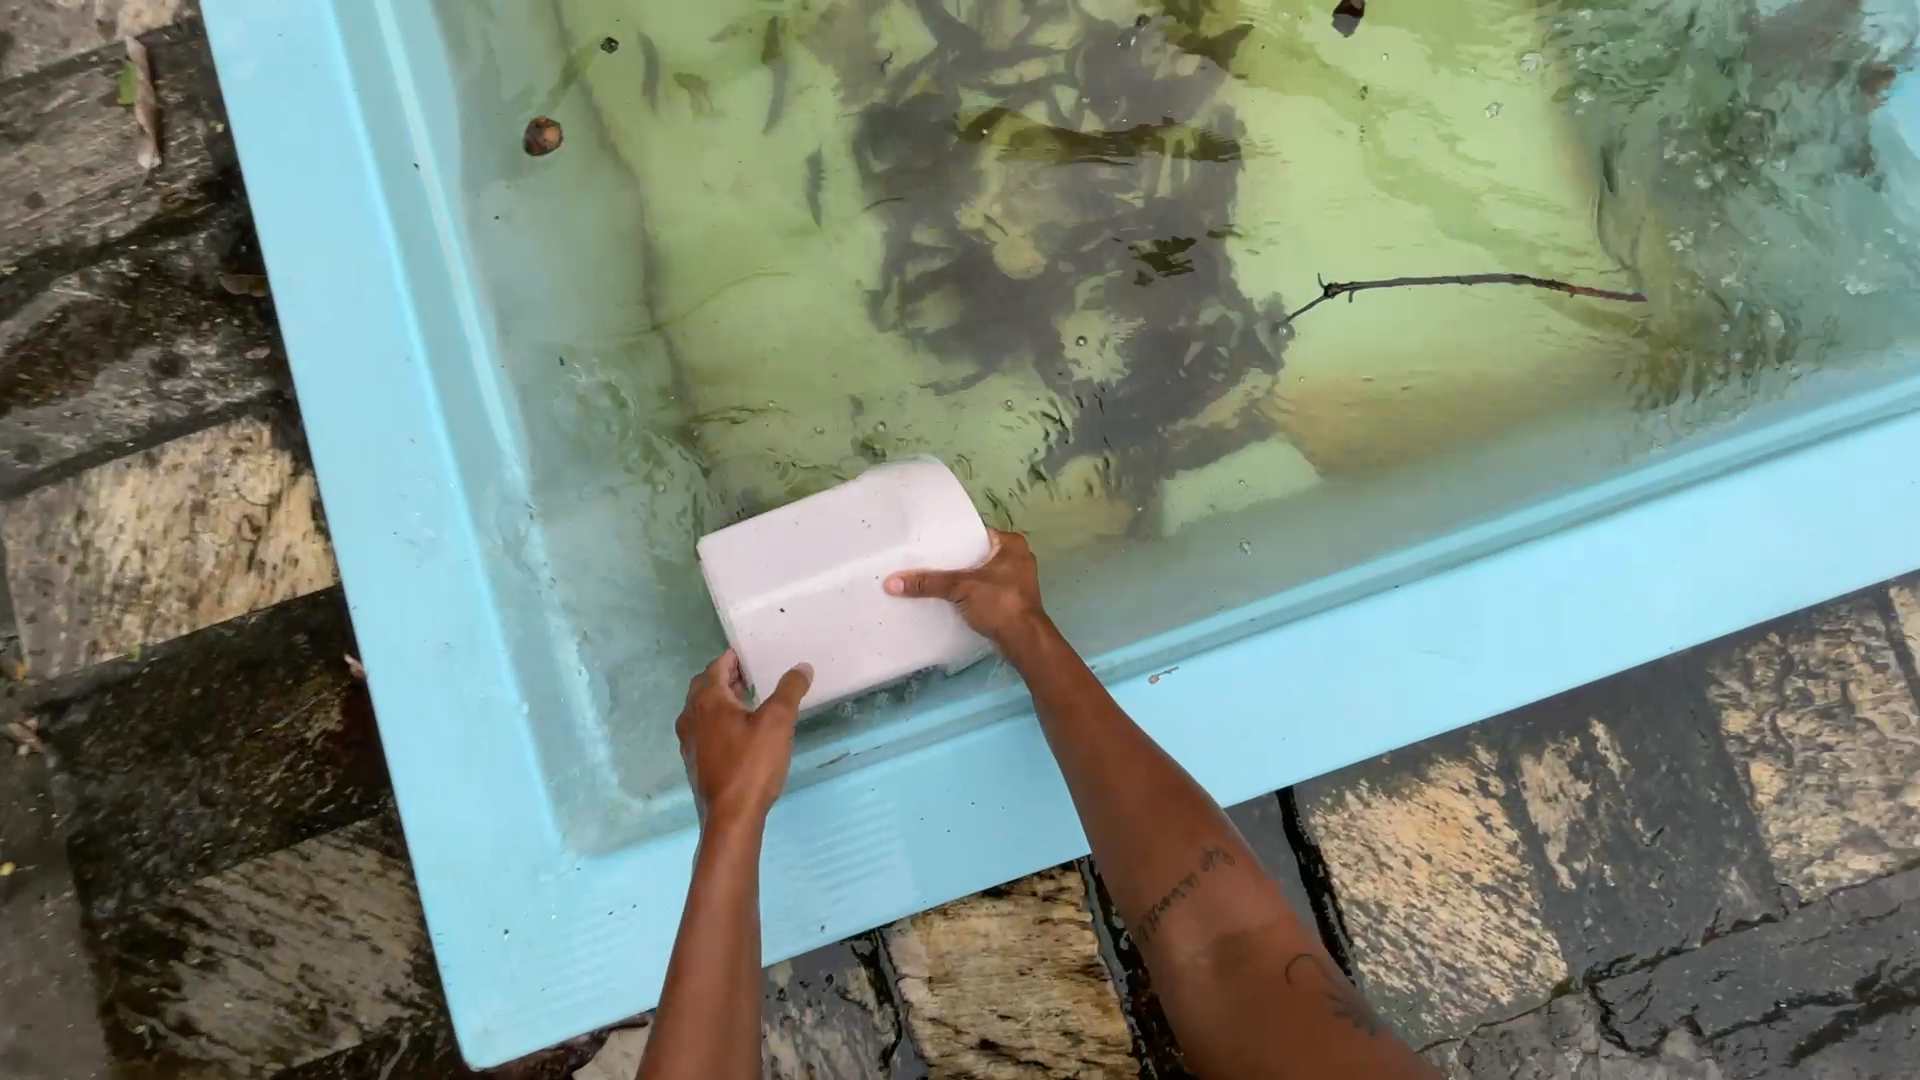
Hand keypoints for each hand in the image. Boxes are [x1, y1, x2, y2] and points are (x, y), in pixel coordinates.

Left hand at [677, 651, 812, 829]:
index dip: (734, 658)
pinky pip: (704, 728)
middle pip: (705, 685)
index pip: (717, 666)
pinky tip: (739, 732)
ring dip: (722, 699)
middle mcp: (691, 716)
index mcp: (707, 700)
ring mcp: (689, 741)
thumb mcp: (778, 721)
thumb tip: (801, 667)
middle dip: (727, 676)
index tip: (752, 654)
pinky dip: (718, 720)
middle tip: (752, 674)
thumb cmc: (752, 763)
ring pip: (702, 708)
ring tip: (749, 700)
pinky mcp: (694, 761)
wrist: (730, 817)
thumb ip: (790, 690)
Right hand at [884, 528, 1050, 649]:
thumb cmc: (999, 603)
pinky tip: (947, 596)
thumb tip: (890, 582)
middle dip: (953, 559)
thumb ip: (928, 583)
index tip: (928, 541)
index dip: (952, 537)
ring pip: (980, 573)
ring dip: (960, 578)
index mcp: (1011, 544)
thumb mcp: (960, 588)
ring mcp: (1015, 580)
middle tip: (925, 559)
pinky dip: (968, 593)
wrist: (1024, 641)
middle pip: (975, 553)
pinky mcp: (1010, 600)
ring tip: (931, 577)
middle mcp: (1017, 558)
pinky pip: (983, 590)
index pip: (975, 532)